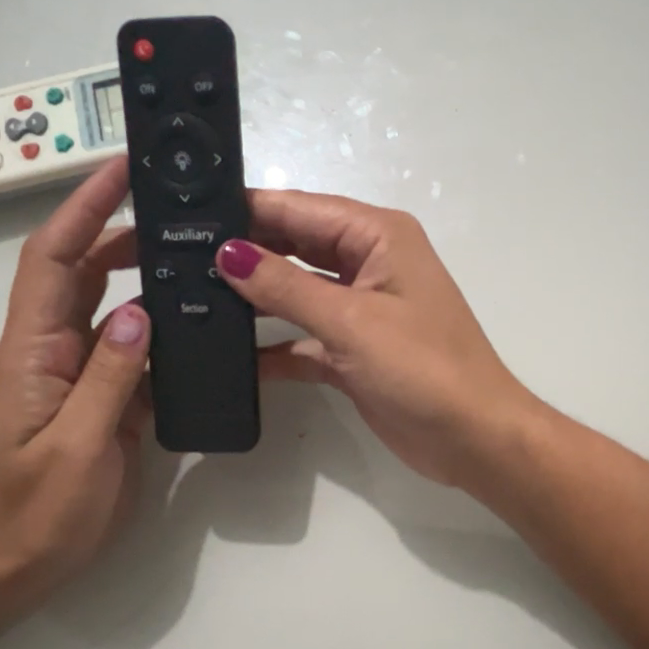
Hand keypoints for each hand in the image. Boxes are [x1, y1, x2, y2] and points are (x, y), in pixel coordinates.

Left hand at [0, 158, 150, 590]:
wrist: (31, 556)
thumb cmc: (43, 505)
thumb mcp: (78, 444)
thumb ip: (109, 376)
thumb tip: (138, 311)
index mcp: (34, 349)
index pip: (52, 259)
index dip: (82, 209)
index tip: (120, 171)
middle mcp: (55, 347)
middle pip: (81, 268)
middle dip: (118, 228)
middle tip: (173, 209)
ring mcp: (82, 370)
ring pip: (110, 302)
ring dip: (143, 272)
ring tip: (190, 253)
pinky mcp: (107, 394)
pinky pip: (134, 344)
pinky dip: (162, 324)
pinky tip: (195, 319)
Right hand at [216, 191, 542, 486]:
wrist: (472, 438)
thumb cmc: (422, 368)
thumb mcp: (351, 321)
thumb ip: (285, 286)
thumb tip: (227, 253)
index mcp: (378, 237)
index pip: (301, 209)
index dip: (248, 210)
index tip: (187, 212)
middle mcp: (369, 264)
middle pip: (294, 246)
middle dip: (244, 252)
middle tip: (176, 256)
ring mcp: (360, 311)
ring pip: (295, 293)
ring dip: (253, 299)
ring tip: (189, 297)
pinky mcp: (352, 353)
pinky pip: (302, 340)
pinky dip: (273, 347)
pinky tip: (228, 355)